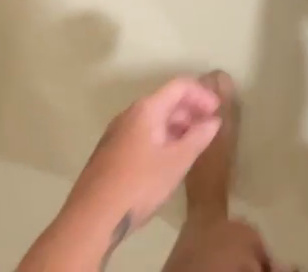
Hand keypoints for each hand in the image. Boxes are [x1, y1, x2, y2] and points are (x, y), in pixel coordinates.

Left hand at [66, 76, 222, 224]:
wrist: (90, 221)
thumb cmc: (139, 185)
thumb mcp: (178, 161)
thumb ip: (199, 136)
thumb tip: (212, 121)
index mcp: (146, 109)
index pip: (180, 86)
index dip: (202, 94)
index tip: (217, 111)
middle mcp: (129, 114)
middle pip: (165, 100)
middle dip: (190, 110)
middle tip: (207, 128)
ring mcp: (115, 134)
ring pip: (152, 119)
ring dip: (175, 125)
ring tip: (191, 145)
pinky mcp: (108, 153)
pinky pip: (141, 134)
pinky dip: (160, 137)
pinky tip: (166, 160)